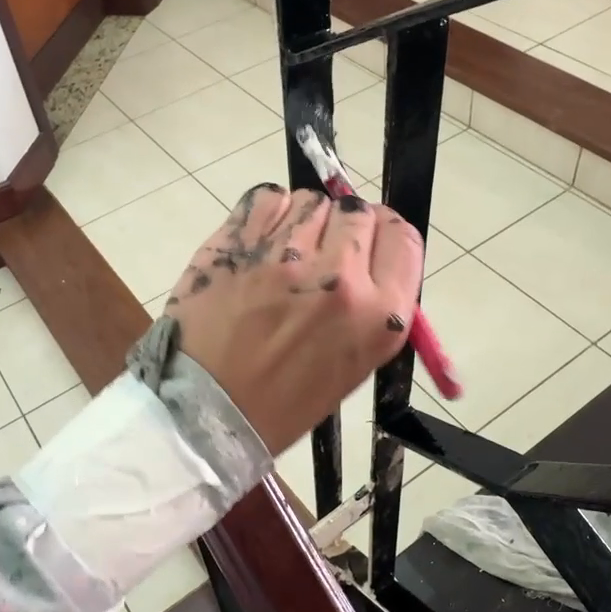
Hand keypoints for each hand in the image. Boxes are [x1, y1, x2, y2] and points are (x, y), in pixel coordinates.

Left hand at [163, 184, 425, 454]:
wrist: (207, 414)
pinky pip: (267, 197)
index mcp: (380, 314)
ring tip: (282, 256)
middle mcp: (341, 278)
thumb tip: (369, 257)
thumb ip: (372, 305)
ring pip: (312, 202)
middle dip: (343, 228)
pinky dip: (266, 211)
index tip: (369, 242)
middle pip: (358, 213)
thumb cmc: (284, 400)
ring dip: (303, 221)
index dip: (385, 235)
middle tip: (320, 254)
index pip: (403, 237)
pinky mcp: (238, 242)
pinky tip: (258, 242)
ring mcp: (286, 255)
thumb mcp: (355, 363)